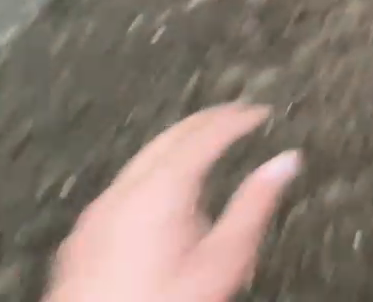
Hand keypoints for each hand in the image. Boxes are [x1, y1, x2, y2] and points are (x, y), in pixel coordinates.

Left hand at [45, 104, 300, 301]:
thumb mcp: (223, 260)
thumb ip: (256, 205)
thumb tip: (287, 160)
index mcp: (160, 191)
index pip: (205, 134)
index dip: (237, 118)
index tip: (262, 111)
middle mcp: (124, 193)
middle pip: (170, 137)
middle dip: (208, 120)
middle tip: (240, 113)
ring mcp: (98, 213)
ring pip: (145, 157)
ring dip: (181, 141)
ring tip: (211, 139)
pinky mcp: (84, 234)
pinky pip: (127, 181)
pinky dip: (157, 165)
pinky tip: (169, 182)